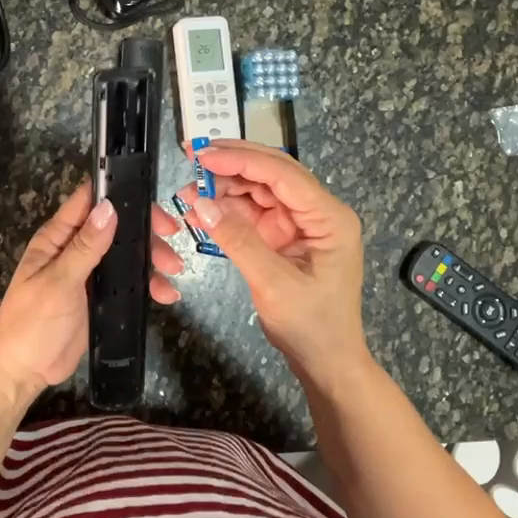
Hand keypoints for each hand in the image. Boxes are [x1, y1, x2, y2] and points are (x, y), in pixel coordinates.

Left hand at [0, 182, 182, 395]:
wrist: (24, 371)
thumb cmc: (31, 323)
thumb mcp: (58, 283)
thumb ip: (85, 247)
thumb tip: (108, 208)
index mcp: (57, 238)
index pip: (88, 202)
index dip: (118, 194)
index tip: (150, 202)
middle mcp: (74, 249)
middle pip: (115, 226)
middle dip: (144, 231)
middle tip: (171, 238)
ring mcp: (88, 273)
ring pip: (126, 254)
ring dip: (151, 259)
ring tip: (173, 271)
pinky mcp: (99, 296)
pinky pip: (127, 282)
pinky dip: (147, 284)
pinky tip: (165, 294)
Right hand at [177, 140, 368, 382]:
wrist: (326, 361)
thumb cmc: (312, 325)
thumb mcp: (274, 284)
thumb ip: (238, 240)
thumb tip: (201, 204)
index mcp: (329, 217)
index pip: (283, 175)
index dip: (242, 160)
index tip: (203, 156)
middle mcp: (316, 211)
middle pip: (271, 173)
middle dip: (231, 164)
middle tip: (191, 156)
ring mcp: (298, 222)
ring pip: (257, 189)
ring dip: (223, 186)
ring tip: (188, 192)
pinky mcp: (282, 235)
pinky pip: (251, 211)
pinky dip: (225, 208)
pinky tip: (200, 211)